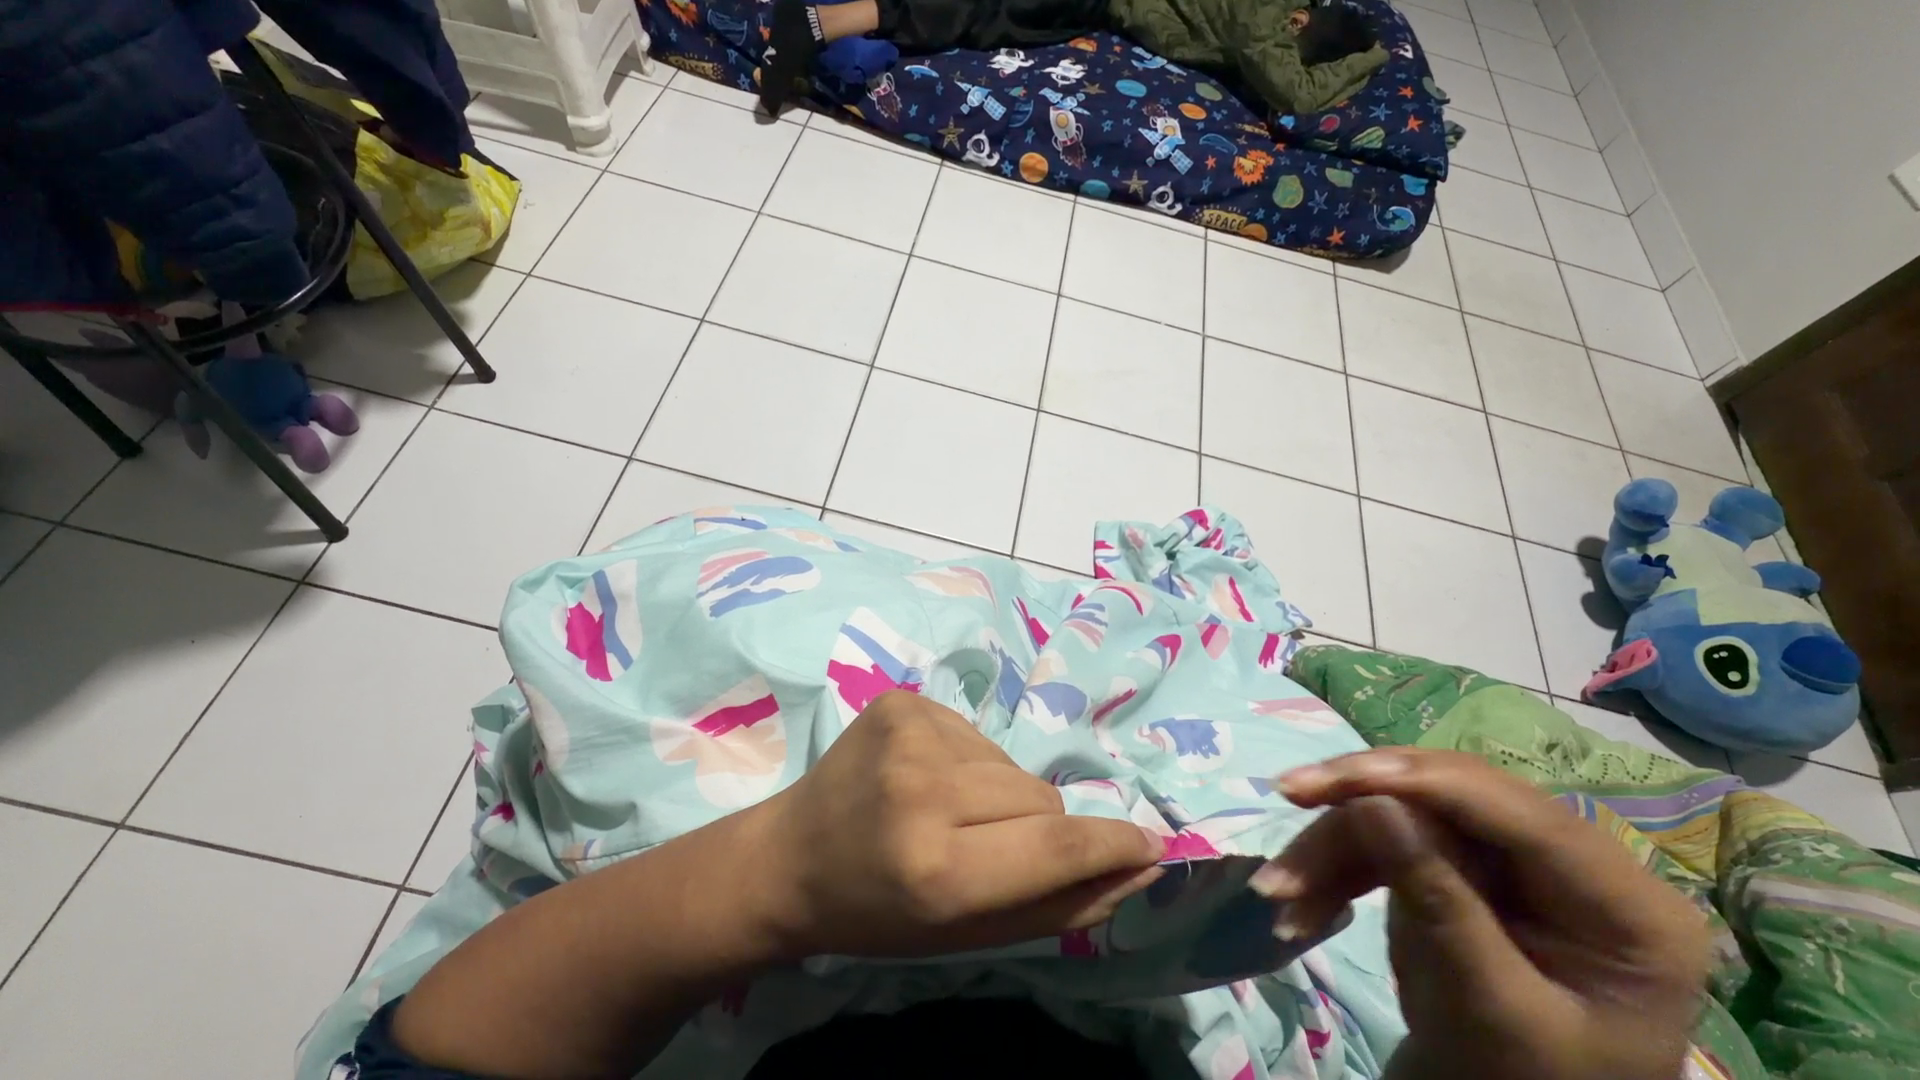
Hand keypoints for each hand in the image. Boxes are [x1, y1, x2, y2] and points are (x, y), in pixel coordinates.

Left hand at [749, 691, 1166, 957]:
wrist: (789, 858)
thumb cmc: (878, 913)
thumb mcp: (968, 934)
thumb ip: (1060, 906)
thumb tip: (1139, 867)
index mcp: (937, 868)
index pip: (1057, 845)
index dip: (1111, 845)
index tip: (1148, 845)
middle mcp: (923, 790)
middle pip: (1041, 796)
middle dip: (1036, 826)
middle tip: (985, 848)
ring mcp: (910, 734)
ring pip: (1013, 765)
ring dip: (1000, 794)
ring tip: (947, 813)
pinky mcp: (902, 701)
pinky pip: (979, 736)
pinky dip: (969, 764)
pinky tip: (924, 781)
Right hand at [1250, 749, 1708, 1079]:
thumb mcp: (1488, 1009)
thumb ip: (1439, 903)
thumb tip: (1372, 801)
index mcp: (1627, 905)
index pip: (1514, 810)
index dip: (1419, 780)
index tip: (1330, 779)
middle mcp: (1576, 864)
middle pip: (1451, 799)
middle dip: (1359, 806)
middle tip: (1287, 797)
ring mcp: (1516, 866)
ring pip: (1408, 816)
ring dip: (1335, 848)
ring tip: (1275, 893)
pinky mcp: (1468, 872)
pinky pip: (1394, 846)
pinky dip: (1340, 872)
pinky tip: (1297, 907)